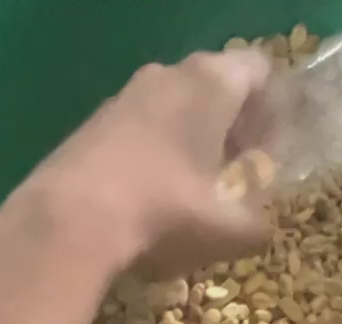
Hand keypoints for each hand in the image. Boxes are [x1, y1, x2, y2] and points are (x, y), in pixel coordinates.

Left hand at [0, 51, 273, 277]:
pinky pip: (137, 130)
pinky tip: (146, 198)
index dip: (272, 113)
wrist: (69, 222)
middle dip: (230, 129)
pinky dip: (151, 154)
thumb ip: (258, 226)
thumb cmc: (163, 215)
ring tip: (189, 193)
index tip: (268, 157)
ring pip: (172, 108)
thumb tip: (264, 228)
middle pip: (214, 88)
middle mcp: (167, 74)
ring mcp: (123, 96)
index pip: (260, 72)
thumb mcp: (226, 232)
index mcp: (210, 82)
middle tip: (234, 176)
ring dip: (188, 142)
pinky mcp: (90, 125)